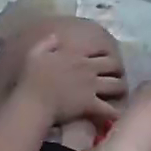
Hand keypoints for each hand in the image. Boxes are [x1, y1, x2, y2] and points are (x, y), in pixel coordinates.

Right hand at [10, 33, 126, 131]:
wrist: (32, 101)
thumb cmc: (30, 79)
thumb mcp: (34, 55)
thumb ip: (46, 44)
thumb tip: (56, 37)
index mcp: (75, 56)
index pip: (100, 51)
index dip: (105, 55)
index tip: (104, 60)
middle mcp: (87, 69)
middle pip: (114, 66)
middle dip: (117, 70)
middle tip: (115, 76)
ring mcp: (91, 87)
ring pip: (117, 85)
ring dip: (120, 89)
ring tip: (118, 94)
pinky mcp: (91, 104)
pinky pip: (110, 109)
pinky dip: (115, 112)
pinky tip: (116, 114)